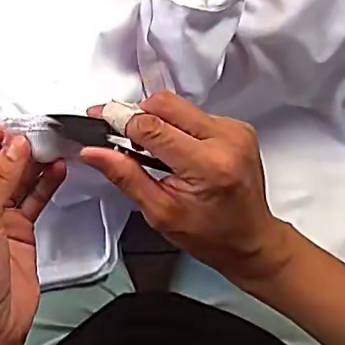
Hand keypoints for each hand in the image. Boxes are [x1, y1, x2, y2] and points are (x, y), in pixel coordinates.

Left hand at [0, 125, 67, 344]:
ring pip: (15, 176)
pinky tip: (56, 170)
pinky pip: (33, 197)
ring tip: (50, 147)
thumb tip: (14, 146)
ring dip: (32, 162)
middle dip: (11, 146)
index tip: (3, 131)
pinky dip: (45, 183)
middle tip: (34, 135)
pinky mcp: (18, 229)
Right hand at [79, 90, 294, 282]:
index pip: (151, 126)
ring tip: (148, 147)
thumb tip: (93, 151)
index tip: (98, 120)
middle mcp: (226, 140)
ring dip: (153, 118)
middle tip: (120, 137)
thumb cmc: (212, 234)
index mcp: (208, 165)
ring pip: (176, 103)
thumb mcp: (159, 212)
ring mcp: (234, 130)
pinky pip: (190, 110)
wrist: (252, 241)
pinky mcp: (235, 126)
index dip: (119, 121)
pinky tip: (170, 146)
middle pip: (163, 104)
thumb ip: (124, 175)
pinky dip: (172, 123)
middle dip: (135, 116)